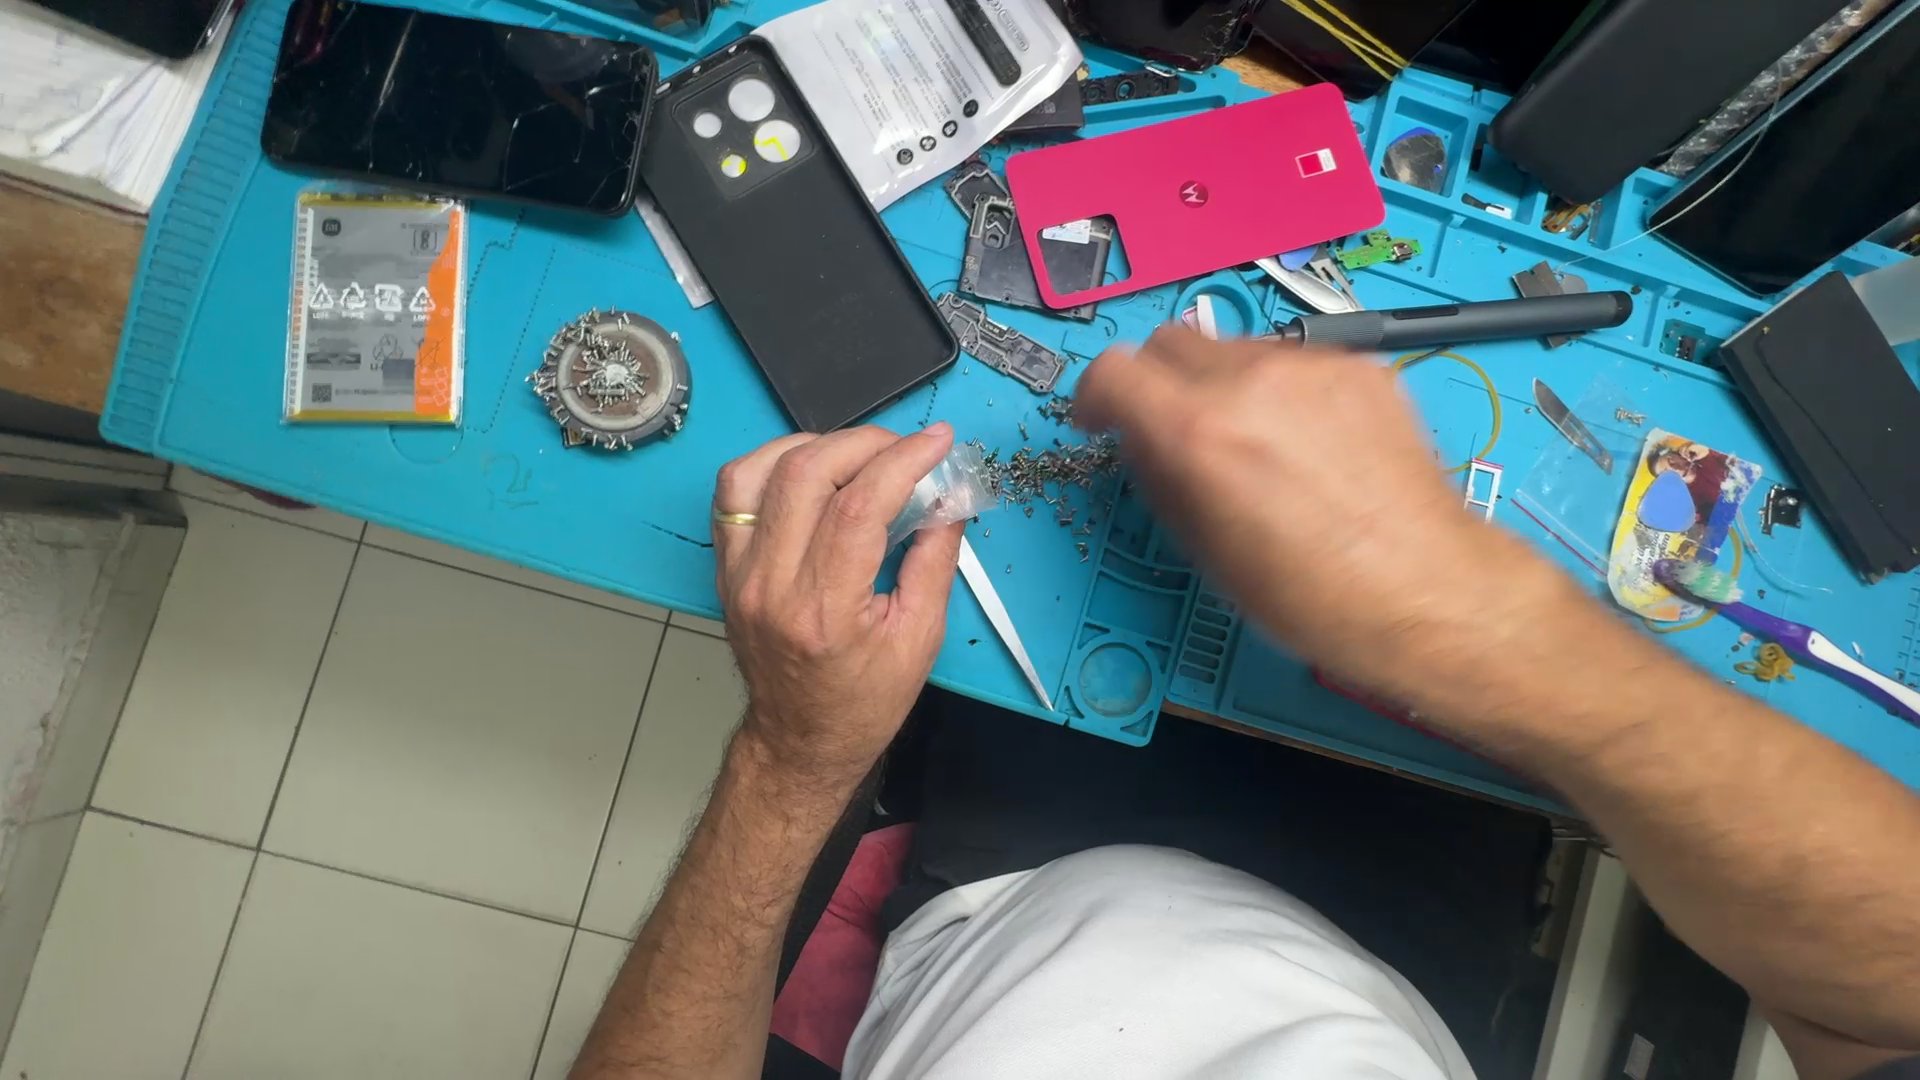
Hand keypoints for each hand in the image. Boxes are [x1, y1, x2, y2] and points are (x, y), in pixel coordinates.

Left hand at [711, 424, 963, 783]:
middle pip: (806, 474)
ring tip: (858, 457)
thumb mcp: (921, 637)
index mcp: (825, 610)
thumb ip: (935, 558)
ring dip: (815, 446)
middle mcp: (769, 584)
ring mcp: (737, 573)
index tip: (938, 441)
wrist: (800, 740)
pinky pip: (733, 490)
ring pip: (758, 469)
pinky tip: (811, 471)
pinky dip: (773, 463)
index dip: (904, 460)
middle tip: (903, 449)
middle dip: (865, 443)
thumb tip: (948, 495)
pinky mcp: (724, 567)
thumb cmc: (867, 700)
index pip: (859, 506)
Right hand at [1073, 326, 1572, 703]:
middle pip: (1168, 341)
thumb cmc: (1301, 593)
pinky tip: (1298, 439)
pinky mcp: (1360, 368)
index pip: (1113, 370)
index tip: (1100, 420)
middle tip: (1167, 428)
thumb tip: (1140, 438)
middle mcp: (1251, 381)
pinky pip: (1289, 360)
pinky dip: (1271, 388)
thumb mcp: (1199, 545)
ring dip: (1213, 383)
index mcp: (1200, 432)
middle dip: (1152, 382)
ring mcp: (1312, 367)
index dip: (1094, 396)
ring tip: (1243, 440)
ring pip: (1229, 348)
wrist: (1421, 591)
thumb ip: (1156, 473)